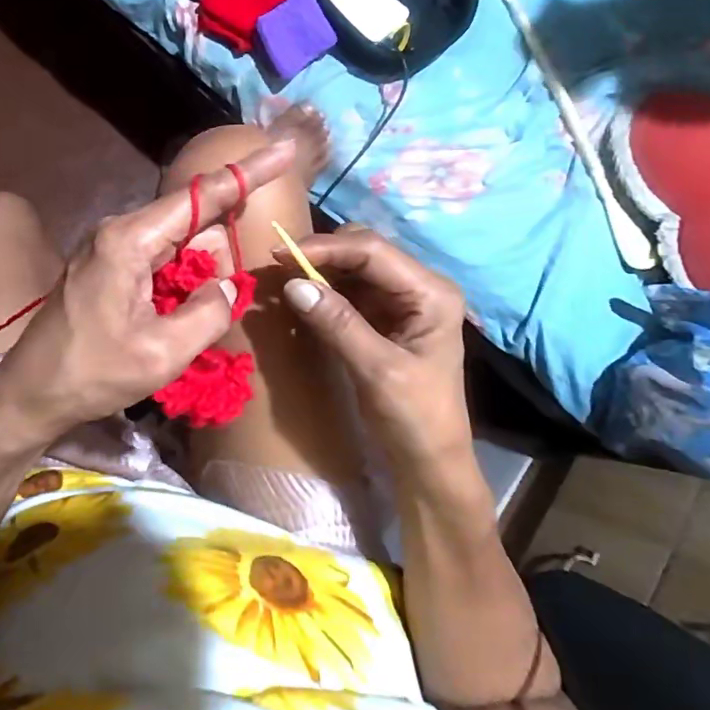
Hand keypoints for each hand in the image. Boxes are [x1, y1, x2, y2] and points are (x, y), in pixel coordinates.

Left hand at [0, 136, 299, 445]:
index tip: (284, 148)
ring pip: (177, 241)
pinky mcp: (107, 262)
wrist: (31, 392)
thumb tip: (224, 285)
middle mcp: (118, 229)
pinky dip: (176, 279)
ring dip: (193, 276)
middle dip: (213, 258)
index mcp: (128, 240)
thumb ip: (209, 312)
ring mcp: (109, 244)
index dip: (247, 173)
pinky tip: (166, 314)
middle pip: (192, 222)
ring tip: (171, 323)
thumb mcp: (163, 353)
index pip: (201, 196)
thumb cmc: (93, 373)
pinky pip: (158, 256)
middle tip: (198, 312)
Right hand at [275, 225, 473, 463]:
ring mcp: (401, 300)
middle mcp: (419, 286)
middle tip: (280, 267)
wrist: (428, 462)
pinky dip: (323, 288)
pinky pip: (348, 288)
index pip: (372, 251)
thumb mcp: (376, 370)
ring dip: (319, 269)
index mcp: (430, 293)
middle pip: (364, 249)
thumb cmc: (414, 418)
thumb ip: (337, 323)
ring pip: (353, 265)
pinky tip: (301, 296)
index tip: (279, 255)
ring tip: (284, 278)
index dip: (325, 247)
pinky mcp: (383, 315)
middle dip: (322, 253)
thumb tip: (292, 284)